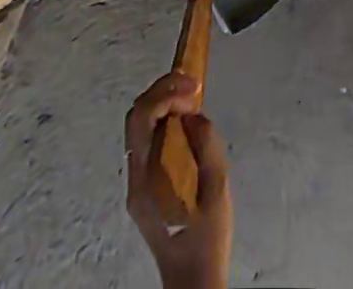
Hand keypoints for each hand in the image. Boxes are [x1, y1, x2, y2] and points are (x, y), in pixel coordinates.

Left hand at [124, 72, 231, 288]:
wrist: (191, 279)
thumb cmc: (207, 238)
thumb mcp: (217, 191)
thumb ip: (208, 148)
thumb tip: (195, 116)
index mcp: (148, 178)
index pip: (142, 119)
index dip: (165, 93)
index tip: (193, 87)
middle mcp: (135, 176)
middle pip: (135, 116)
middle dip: (162, 89)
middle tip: (192, 83)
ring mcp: (136, 180)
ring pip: (139, 125)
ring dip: (163, 101)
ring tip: (192, 95)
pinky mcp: (144, 183)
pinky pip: (148, 138)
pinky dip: (164, 118)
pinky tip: (186, 119)